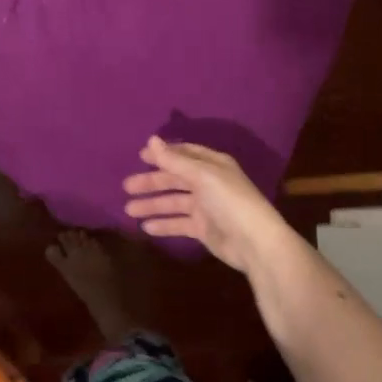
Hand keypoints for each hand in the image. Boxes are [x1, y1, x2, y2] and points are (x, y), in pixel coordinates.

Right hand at [122, 137, 295, 274]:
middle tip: (127, 187)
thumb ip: (174, 160)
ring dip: (153, 205)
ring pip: (174, 202)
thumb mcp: (202, 176)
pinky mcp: (204, 229)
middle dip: (152, 182)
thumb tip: (151, 139)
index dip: (163, 154)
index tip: (139, 157)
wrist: (254, 242)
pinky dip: (164, 224)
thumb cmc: (230, 202)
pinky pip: (179, 223)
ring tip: (129, 210)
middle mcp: (209, 183)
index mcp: (213, 165)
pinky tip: (146, 227)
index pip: (184, 154)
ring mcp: (206, 207)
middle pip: (175, 179)